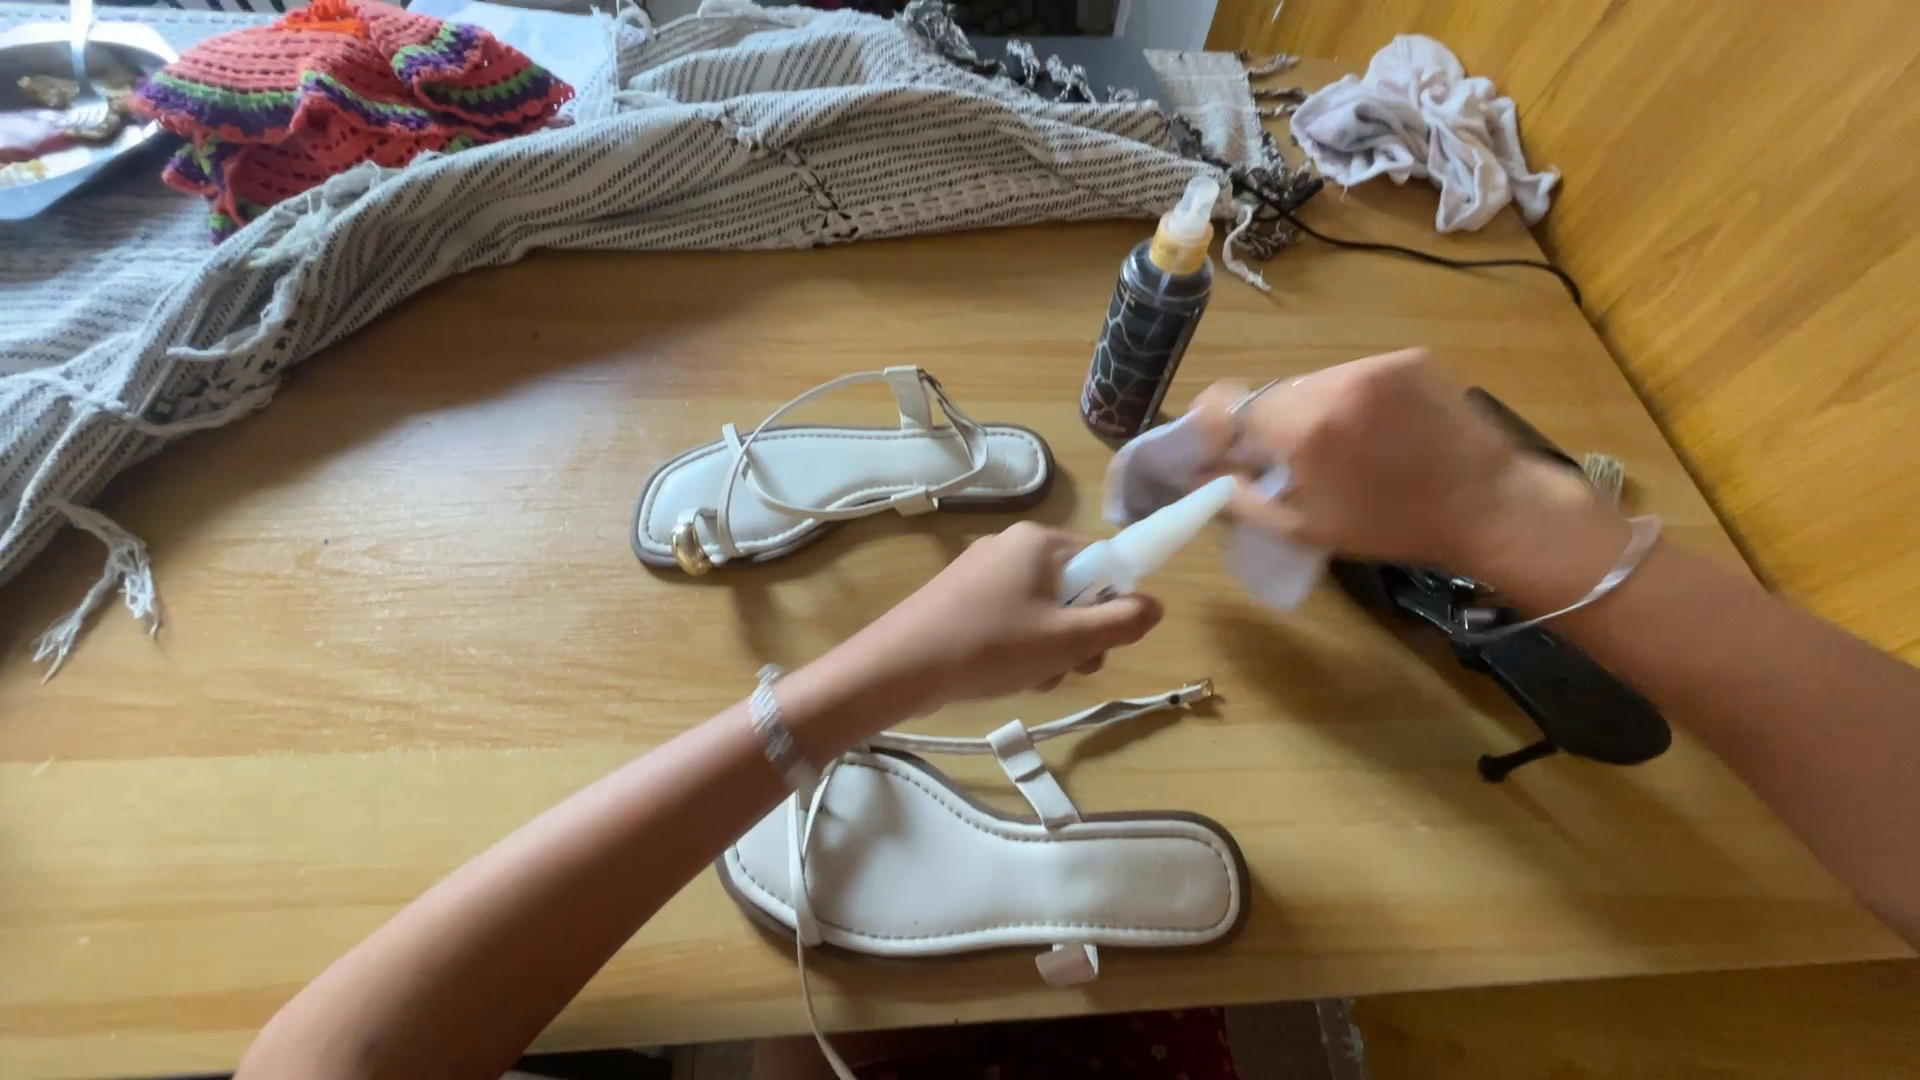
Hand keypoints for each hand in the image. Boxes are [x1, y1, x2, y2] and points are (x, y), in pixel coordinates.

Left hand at [834, 522, 1163, 723]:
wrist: (901, 666)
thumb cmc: (992, 645)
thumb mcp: (1069, 640)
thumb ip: (1121, 623)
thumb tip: (1155, 605)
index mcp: (1038, 541)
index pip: (1101, 563)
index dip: (1110, 606)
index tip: (1098, 641)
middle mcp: (1009, 546)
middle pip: (1071, 590)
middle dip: (1076, 636)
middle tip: (1065, 668)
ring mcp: (979, 572)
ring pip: (1040, 611)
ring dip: (1048, 649)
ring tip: (1029, 677)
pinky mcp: (959, 598)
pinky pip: (1008, 618)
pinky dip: (1016, 647)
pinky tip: (1004, 675)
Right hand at [1187, 350, 1625, 588]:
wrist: (1491, 505)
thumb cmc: (1389, 525)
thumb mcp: (1301, 526)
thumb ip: (1238, 498)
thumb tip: (1196, 476)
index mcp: (1303, 427)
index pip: (1224, 400)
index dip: (1210, 422)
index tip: (1221, 447)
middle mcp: (1333, 382)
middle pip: (1268, 392)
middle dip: (1266, 423)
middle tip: (1287, 458)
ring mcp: (1374, 365)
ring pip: (1309, 382)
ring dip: (1307, 409)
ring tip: (1338, 446)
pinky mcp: (1407, 358)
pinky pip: (1351, 375)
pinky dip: (1347, 399)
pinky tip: (1373, 430)